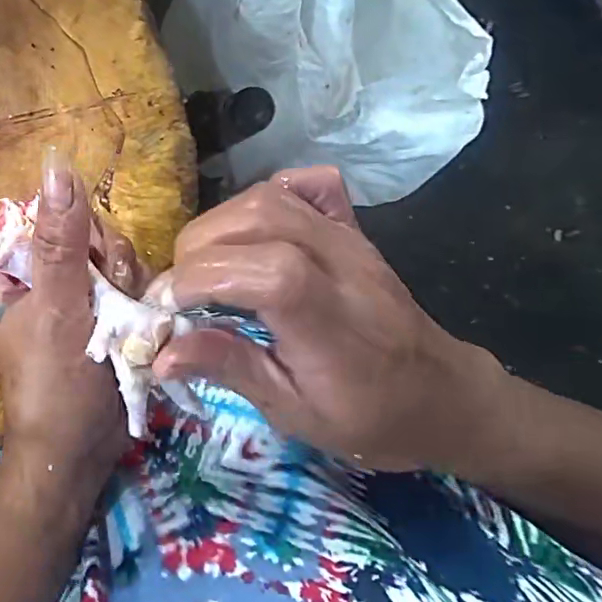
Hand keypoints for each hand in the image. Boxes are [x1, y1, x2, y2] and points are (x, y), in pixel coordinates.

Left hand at [0, 153, 132, 494]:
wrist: (79, 449)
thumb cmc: (56, 380)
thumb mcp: (58, 306)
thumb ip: (62, 240)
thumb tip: (56, 167)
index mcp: (11, 269)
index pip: (51, 214)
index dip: (80, 229)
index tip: (94, 262)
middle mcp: (39, 277)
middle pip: (88, 234)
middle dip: (109, 263)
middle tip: (109, 299)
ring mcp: (71, 295)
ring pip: (113, 257)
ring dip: (127, 284)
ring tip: (121, 322)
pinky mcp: (100, 313)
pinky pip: (127, 283)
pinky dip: (136, 300)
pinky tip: (136, 325)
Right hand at [149, 166, 515, 474]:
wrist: (441, 393)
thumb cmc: (369, 415)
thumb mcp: (296, 412)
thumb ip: (231, 369)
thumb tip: (161, 353)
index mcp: (327, 319)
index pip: (257, 272)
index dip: (197, 280)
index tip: (165, 309)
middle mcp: (338, 263)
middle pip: (254, 220)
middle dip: (196, 251)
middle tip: (181, 293)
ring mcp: (347, 237)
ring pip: (268, 197)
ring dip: (219, 225)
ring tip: (205, 266)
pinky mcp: (350, 227)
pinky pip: (307, 185)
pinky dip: (267, 195)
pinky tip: (253, 230)